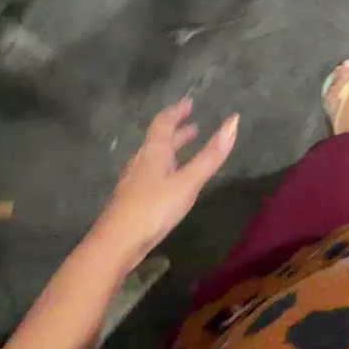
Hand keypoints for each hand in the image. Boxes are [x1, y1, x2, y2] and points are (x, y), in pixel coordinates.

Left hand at [96, 99, 238, 256]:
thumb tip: (234, 121)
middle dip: (177, 132)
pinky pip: (150, 175)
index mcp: (154, 152)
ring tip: (185, 152)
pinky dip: (164, 169)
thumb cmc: (153, 208)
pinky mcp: (131, 200)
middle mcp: (141, 162)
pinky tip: (168, 183)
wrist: (115, 244)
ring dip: (170, 151)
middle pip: (158, 140)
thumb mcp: (188, 182)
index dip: (176, 112)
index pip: (163, 123)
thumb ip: (211, 155)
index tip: (189, 104)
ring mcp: (133, 182)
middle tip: (194, 127)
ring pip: (153, 158)